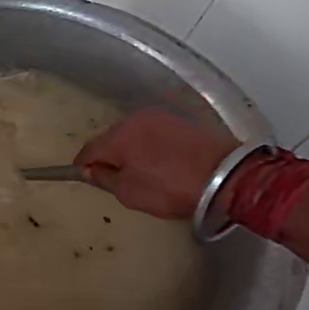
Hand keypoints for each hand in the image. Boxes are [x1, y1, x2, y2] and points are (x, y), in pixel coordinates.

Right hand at [72, 108, 241, 219]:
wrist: (226, 177)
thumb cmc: (170, 188)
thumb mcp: (129, 192)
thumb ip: (103, 179)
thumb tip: (88, 170)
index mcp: (118, 135)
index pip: (89, 150)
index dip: (82, 165)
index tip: (82, 177)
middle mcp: (136, 119)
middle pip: (110, 138)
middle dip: (107, 156)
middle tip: (111, 178)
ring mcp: (161, 117)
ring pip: (132, 134)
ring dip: (129, 150)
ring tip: (137, 172)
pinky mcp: (181, 121)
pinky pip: (153, 133)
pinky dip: (148, 146)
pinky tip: (156, 163)